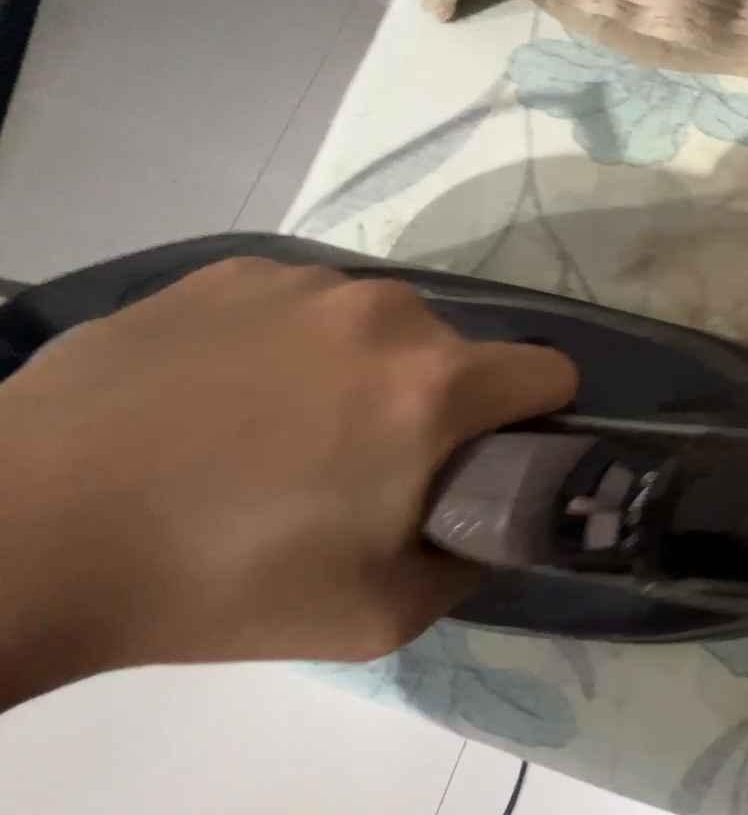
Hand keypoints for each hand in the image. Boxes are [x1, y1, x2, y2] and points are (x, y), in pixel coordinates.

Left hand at [0, 259, 576, 705]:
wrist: (9, 540)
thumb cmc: (215, 583)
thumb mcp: (381, 614)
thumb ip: (470, 561)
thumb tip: (490, 521)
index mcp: (437, 387)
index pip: (553, 373)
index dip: (536, 418)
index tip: (486, 455)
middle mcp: (390, 315)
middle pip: (465, 352)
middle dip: (440, 400)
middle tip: (365, 460)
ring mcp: (306, 284)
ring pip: (387, 323)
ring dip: (368, 366)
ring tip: (285, 424)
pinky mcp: (231, 273)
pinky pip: (308, 302)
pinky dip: (295, 342)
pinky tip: (228, 392)